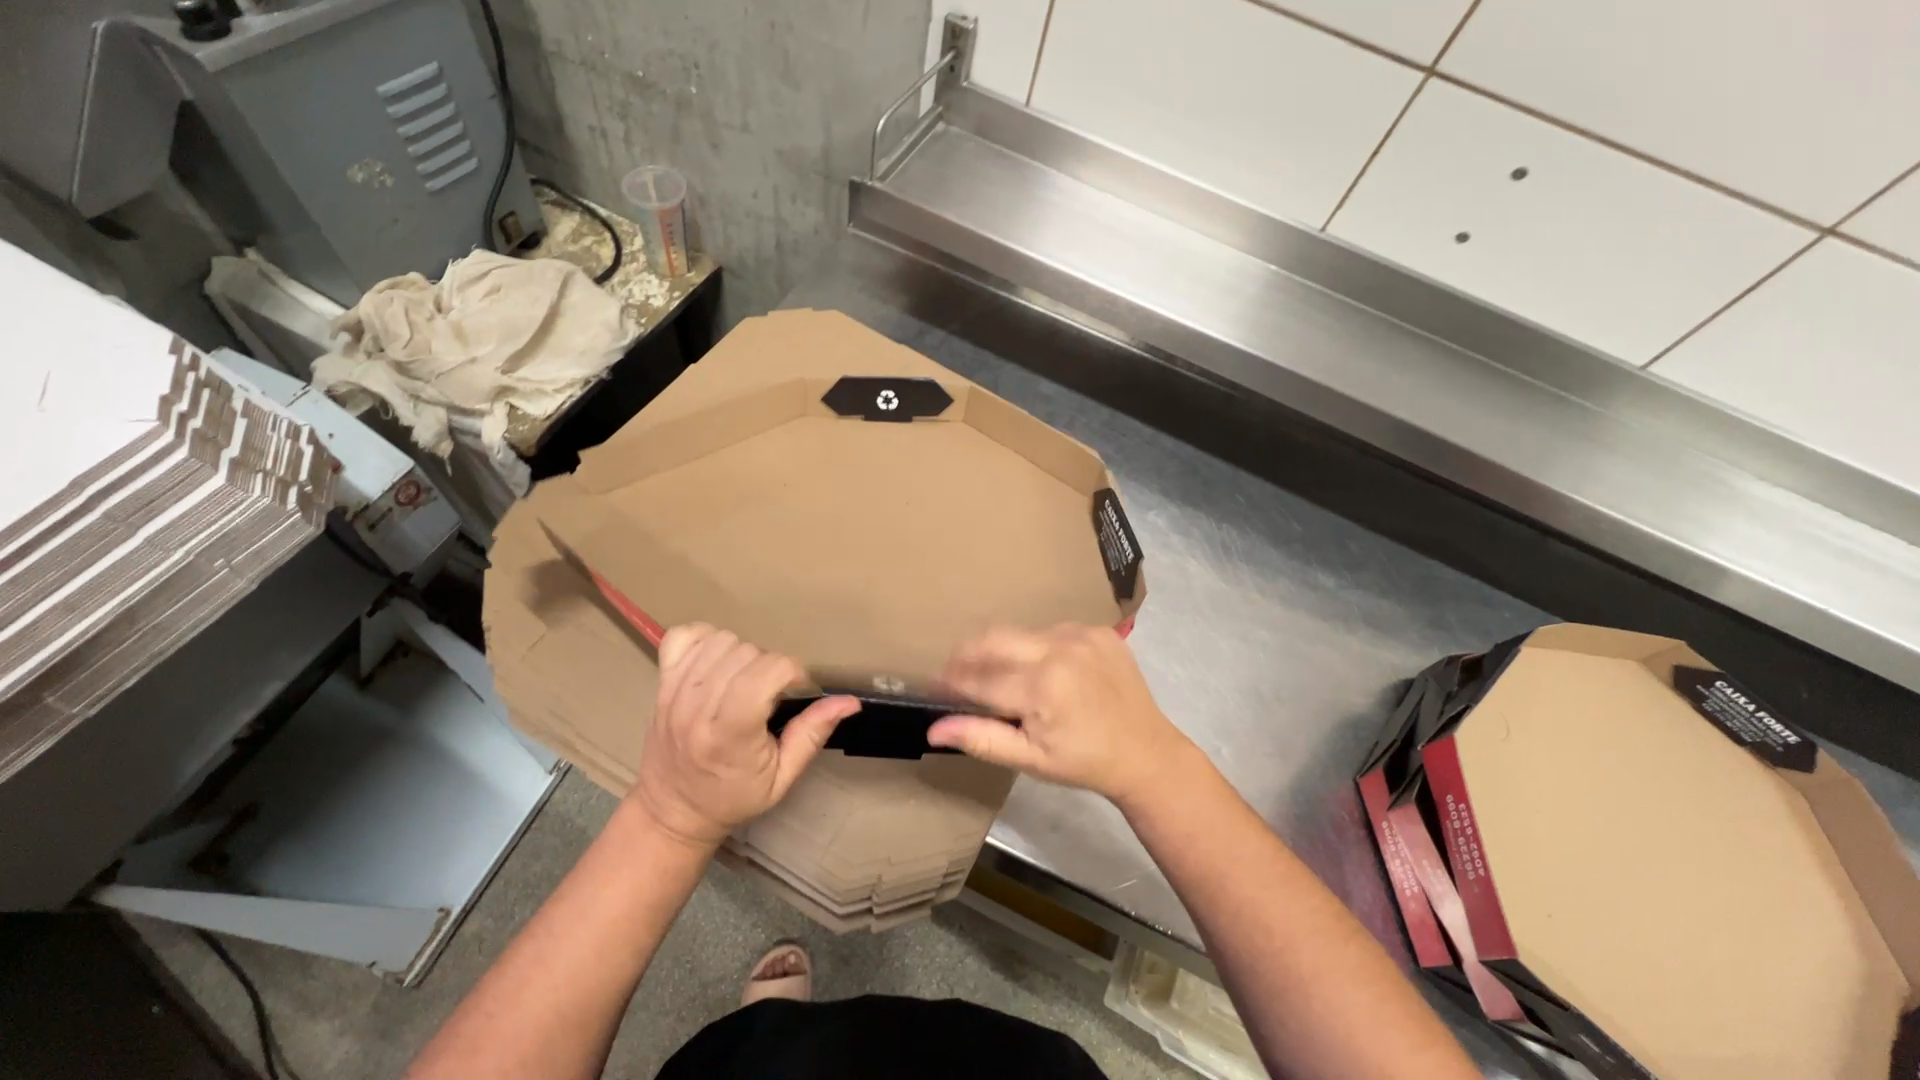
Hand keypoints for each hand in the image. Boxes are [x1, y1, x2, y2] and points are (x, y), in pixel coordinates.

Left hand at [630, 624, 860, 847]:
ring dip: (742, 653)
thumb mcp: (782, 777)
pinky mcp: (661, 681)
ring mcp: (675, 690)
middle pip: (747, 652)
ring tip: (744, 680)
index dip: (791, 673)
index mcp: (730, 733)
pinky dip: (706, 640)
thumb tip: (850, 701)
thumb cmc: (732, 797)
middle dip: (769, 666)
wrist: (672, 809)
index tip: (794, 692)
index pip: (767, 671)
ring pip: (720, 640)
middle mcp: (698, 705)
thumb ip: (812, 734)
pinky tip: (717, 661)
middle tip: (769, 693)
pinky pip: (684, 635)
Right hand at [928, 624, 1195, 805]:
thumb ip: (981, 738)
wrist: (1146, 752)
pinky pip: (1051, 631)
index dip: (951, 682)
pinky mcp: (1098, 630)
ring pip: (1022, 633)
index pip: (980, 678)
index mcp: (1042, 686)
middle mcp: (1060, 649)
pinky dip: (1037, 648)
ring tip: (1001, 677)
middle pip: (994, 638)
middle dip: (967, 653)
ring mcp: (1082, 635)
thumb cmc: (1083, 761)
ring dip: (1005, 651)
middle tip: (953, 670)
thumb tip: (934, 729)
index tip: (933, 686)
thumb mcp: (1030, 759)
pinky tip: (1043, 671)